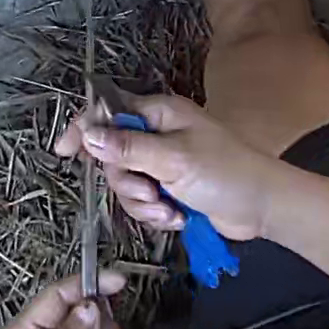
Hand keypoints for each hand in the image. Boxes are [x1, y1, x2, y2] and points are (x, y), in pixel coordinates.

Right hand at [53, 94, 285, 240]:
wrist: (264, 207)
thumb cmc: (225, 172)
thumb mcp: (173, 158)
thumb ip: (129, 148)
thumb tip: (89, 135)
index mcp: (158, 113)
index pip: (108, 112)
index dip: (84, 128)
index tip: (64, 152)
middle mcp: (156, 134)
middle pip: (112, 155)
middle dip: (127, 181)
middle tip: (150, 191)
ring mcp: (161, 162)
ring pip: (125, 182)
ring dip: (143, 202)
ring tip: (169, 209)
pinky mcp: (167, 187)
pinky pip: (141, 200)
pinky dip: (155, 212)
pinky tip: (177, 216)